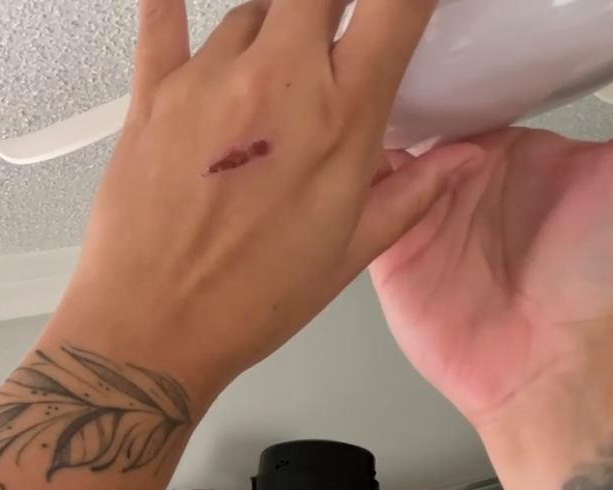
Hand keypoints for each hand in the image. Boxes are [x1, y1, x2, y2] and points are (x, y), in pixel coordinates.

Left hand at [51, 0, 476, 402]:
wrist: (151, 334)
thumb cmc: (242, 306)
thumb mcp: (344, 258)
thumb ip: (410, 196)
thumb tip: (462, 159)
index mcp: (339, 121)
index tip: (400, 8)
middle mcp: (274, 84)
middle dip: (330, 7)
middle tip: (328, 42)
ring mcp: (207, 86)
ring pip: (250, 10)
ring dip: (267, 30)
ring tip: (260, 89)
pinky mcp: (151, 100)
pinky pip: (161, 20)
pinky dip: (171, 2)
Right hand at [368, 0, 612, 420]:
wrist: (549, 364)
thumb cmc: (599, 279)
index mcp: (512, 147)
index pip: (474, 80)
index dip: (458, 45)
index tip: (443, 10)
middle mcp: (460, 175)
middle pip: (418, 108)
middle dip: (400, 73)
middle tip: (384, 32)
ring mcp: (417, 212)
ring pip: (380, 150)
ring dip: (365, 118)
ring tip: (347, 74)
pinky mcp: (385, 250)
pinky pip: (358, 204)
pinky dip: (347, 177)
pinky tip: (340, 144)